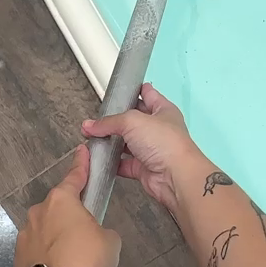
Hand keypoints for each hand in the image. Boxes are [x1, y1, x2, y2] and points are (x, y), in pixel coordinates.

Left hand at [16, 145, 120, 266]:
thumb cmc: (88, 258)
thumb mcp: (110, 240)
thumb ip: (102, 230)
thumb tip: (95, 237)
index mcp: (62, 200)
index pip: (75, 176)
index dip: (82, 164)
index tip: (82, 151)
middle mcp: (40, 212)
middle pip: (58, 207)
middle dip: (69, 215)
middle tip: (84, 233)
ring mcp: (25, 234)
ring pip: (45, 229)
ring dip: (56, 237)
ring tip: (70, 258)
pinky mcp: (18, 256)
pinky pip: (37, 249)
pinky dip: (46, 255)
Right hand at [80, 84, 212, 215]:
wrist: (174, 176)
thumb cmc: (165, 142)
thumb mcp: (133, 121)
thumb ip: (109, 122)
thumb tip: (90, 126)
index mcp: (163, 110)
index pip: (147, 94)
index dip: (133, 90)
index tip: (118, 90)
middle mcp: (158, 129)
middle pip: (133, 120)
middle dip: (115, 119)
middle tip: (97, 118)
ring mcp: (151, 149)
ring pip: (127, 143)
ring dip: (111, 142)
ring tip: (92, 137)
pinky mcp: (143, 168)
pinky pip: (123, 163)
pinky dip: (112, 162)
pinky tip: (99, 158)